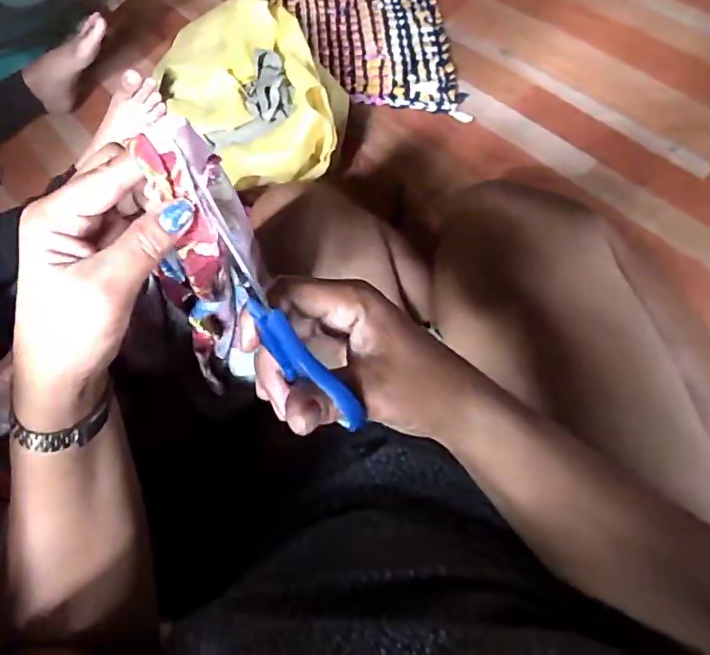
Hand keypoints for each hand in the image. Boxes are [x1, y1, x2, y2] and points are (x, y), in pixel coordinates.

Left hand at [13, 143, 194, 428]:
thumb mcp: (108, 288)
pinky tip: (181, 215)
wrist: (56, 382)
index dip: (149, 164)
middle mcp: (64, 208)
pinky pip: (131, 214)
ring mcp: (82, 223)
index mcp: (52, 214)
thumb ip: (146, 241)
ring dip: (159, 192)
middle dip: (154, 173)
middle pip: (113, 170)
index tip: (193, 159)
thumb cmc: (71, 337)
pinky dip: (155, 213)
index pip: (107, 172)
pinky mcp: (99, 240)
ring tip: (196, 196)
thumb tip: (187, 204)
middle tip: (196, 182)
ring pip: (126, 189)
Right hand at [244, 276, 484, 439]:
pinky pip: (305, 345)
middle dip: (272, 354)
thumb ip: (323, 399)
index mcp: (351, 299)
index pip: (289, 291)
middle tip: (272, 397)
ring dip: (280, 366)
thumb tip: (288, 417)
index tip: (246, 349)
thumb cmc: (423, 390)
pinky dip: (293, 369)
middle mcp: (342, 302)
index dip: (262, 314)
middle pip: (286, 314)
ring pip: (292, 333)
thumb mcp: (369, 395)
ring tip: (280, 404)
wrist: (463, 409)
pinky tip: (288, 397)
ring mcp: (342, 321)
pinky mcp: (343, 340)